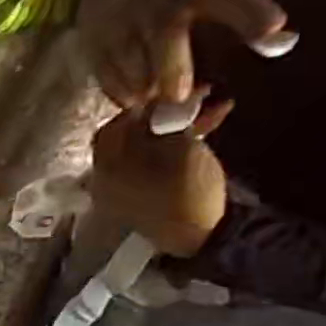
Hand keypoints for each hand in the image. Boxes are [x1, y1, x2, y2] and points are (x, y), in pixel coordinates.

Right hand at [78, 0, 288, 108]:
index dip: (250, 13)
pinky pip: (109, 80)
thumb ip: (245, 16)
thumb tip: (281, 44)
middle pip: (166, 37)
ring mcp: (121, 28)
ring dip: (146, 90)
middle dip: (173, 69)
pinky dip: (123, 94)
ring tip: (156, 102)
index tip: (273, 30)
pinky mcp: (96, 50)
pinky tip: (134, 100)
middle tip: (179, 97)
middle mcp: (157, 5)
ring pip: (133, 67)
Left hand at [90, 97, 233, 256]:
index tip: (164, 90)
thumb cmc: (186, 192)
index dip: (136, 107)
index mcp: (106, 171)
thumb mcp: (178, 151)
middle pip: (128, 136)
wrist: (202, 235)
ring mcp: (128, 186)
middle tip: (193, 91)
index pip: (108, 131)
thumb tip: (158, 102)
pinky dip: (182, 139)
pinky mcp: (148, 190)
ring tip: (212, 99)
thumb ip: (164, 125)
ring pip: (148, 144)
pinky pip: (159, 159)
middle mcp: (108, 179)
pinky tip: (218, 116)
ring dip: (178, 121)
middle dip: (160, 112)